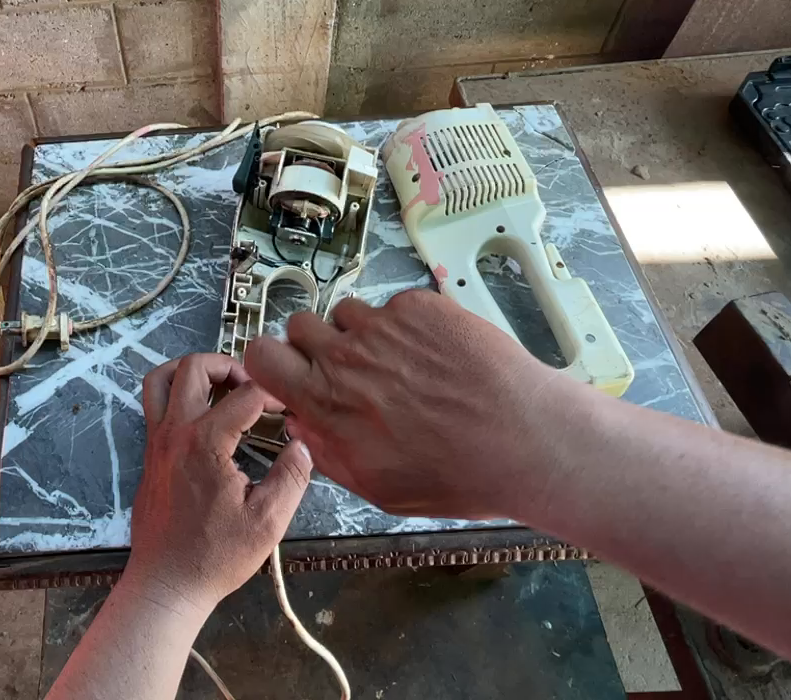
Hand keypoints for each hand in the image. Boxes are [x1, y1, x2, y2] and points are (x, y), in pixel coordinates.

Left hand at [125, 354, 312, 614]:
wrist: (166, 584)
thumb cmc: (216, 555)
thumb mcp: (268, 522)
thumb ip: (291, 477)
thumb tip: (302, 444)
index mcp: (206, 442)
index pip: (245, 394)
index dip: (272, 392)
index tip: (288, 407)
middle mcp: (176, 430)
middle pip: (194, 366)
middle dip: (228, 365)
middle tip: (251, 387)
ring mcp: (157, 439)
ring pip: (162, 377)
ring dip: (191, 370)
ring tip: (220, 387)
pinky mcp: (149, 451)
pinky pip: (154, 402)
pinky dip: (176, 392)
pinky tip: (202, 414)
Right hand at [245, 289, 592, 519]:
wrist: (529, 439)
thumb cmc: (456, 474)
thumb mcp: (380, 487)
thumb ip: (326, 452)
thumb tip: (298, 420)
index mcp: (327, 401)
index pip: (261, 355)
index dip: (270, 361)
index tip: (290, 370)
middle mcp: (345, 354)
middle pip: (299, 325)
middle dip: (316, 344)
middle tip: (350, 367)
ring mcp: (382, 324)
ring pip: (347, 313)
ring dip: (362, 333)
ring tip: (402, 362)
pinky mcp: (418, 304)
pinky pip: (393, 306)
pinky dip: (406, 326)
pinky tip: (437, 353)